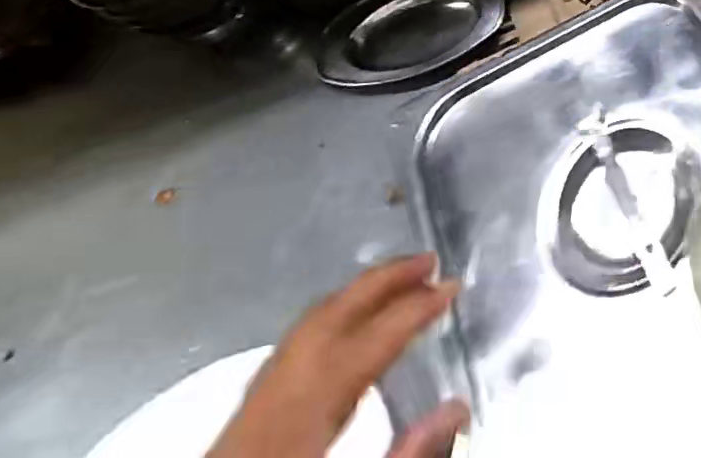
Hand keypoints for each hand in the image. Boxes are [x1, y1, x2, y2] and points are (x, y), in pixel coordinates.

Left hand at [208, 255, 467, 457]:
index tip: (452, 287)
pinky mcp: (243, 419)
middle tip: (428, 261)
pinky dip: (331, 318)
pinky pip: (292, 346)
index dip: (414, 310)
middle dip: (382, 281)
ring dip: (357, 295)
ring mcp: (251, 406)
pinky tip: (352, 328)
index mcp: (300, 419)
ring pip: (305, 327)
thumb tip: (457, 407)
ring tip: (399, 281)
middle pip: (329, 318)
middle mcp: (272, 399)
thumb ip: (405, 457)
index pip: (367, 344)